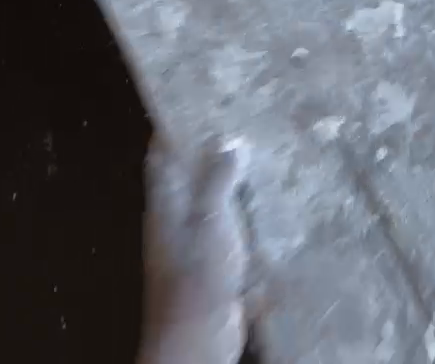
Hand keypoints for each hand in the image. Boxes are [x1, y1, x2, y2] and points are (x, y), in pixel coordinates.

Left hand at [138, 137, 253, 363]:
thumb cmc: (199, 273)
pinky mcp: (216, 258)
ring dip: (232, 174)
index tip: (198, 97)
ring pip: (212, 194)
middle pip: (188, 171)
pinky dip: (247, 203)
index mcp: (166, 202)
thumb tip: (231, 140)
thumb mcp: (210, 217)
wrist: (199, 336)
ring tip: (265, 146)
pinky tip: (273, 193)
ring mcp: (195, 239)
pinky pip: (231, 220)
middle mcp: (175, 216)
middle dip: (210, 145)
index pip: (162, 153)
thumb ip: (219, 177)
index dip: (174, 124)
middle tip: (243, 115)